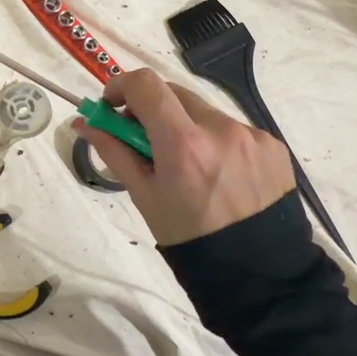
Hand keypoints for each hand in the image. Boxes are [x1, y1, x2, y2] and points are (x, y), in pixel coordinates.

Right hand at [77, 68, 295, 245]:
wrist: (257, 270)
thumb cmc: (188, 236)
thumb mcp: (143, 195)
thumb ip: (114, 151)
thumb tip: (84, 122)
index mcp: (183, 144)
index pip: (146, 85)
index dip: (121, 85)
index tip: (112, 104)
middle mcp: (220, 129)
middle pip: (173, 94)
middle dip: (151, 109)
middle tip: (143, 140)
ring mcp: (251, 135)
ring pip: (203, 112)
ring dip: (185, 125)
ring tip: (187, 166)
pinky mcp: (272, 144)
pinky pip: (232, 128)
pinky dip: (215, 140)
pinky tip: (217, 173)